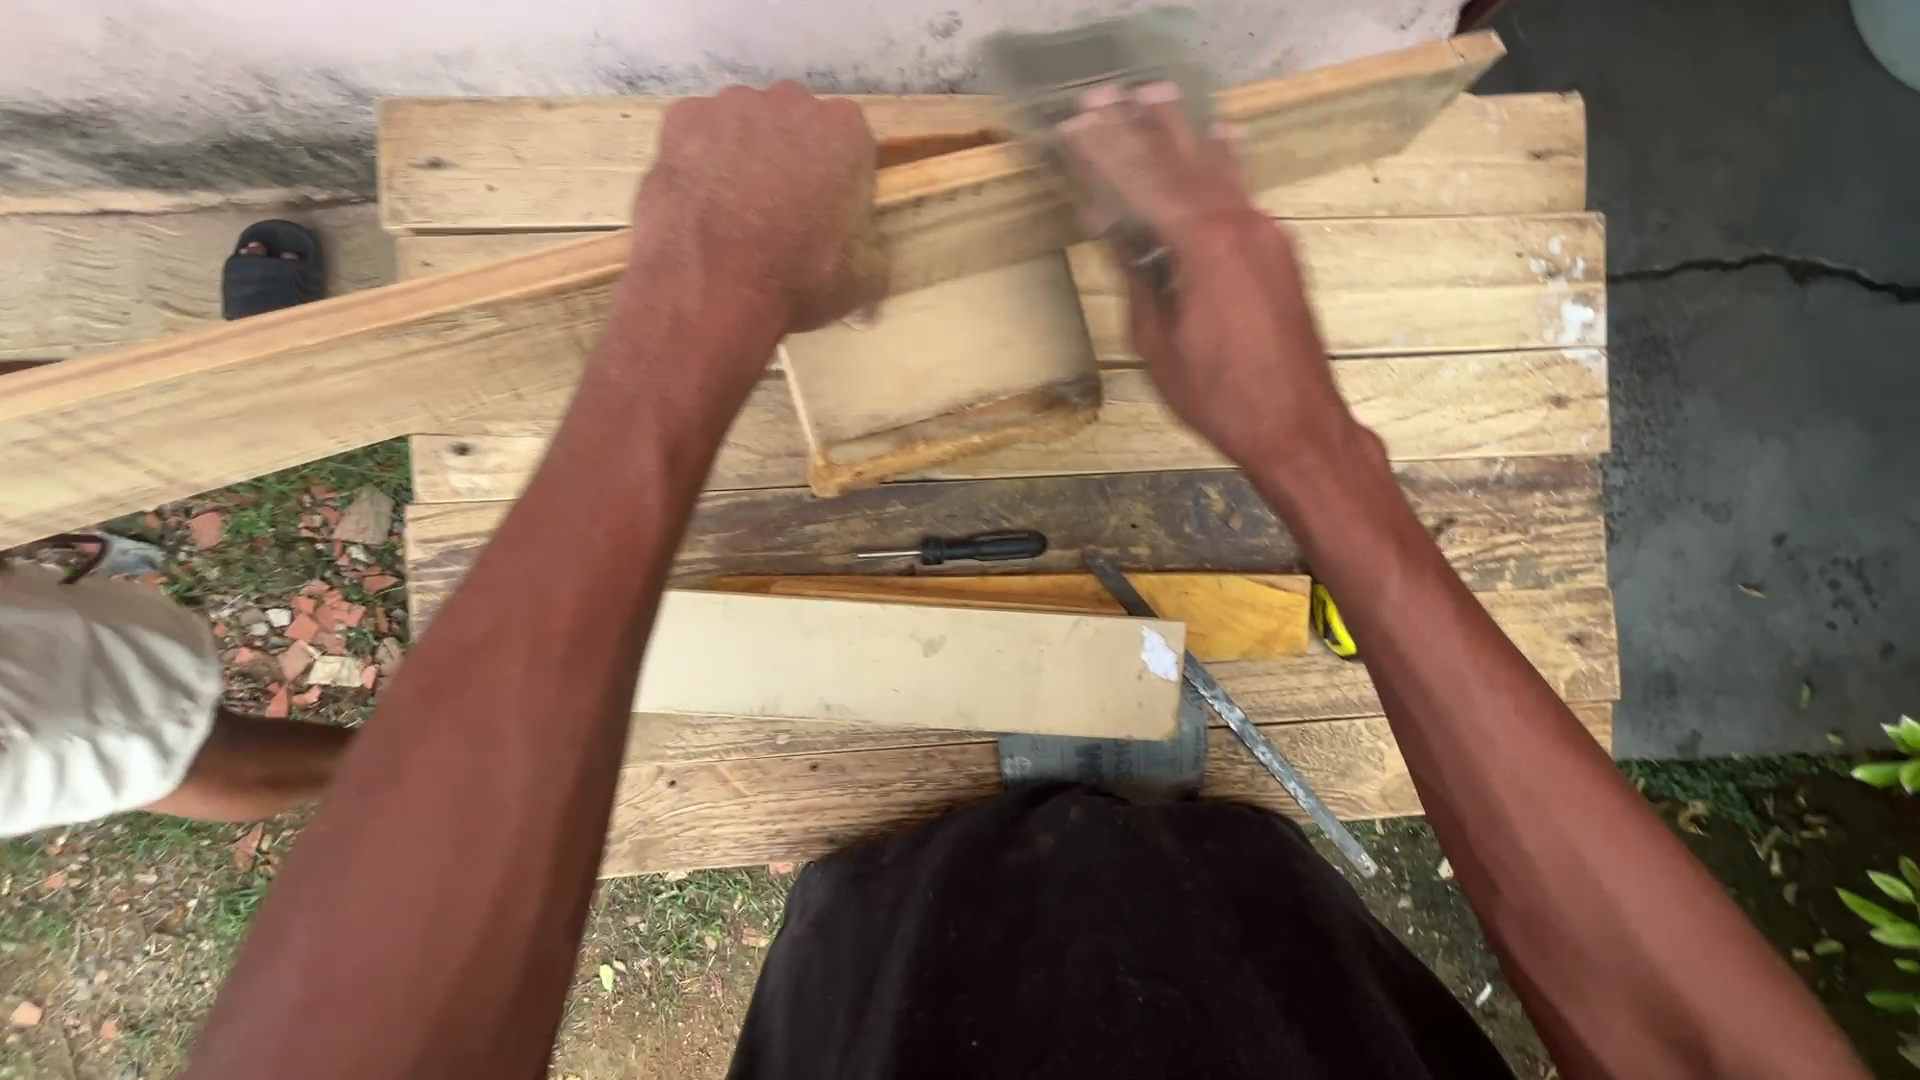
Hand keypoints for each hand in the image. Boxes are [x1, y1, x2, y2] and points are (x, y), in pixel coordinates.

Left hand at [628, 82, 887, 332]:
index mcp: (845, 133)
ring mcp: (731, 105)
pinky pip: (700, 133)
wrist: (715, 289)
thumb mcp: (859, 281)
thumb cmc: (798, 281)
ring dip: (746, 156)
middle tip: (783, 214)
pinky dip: (702, 159)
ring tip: (736, 212)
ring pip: (746, 125)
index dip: (841, 181)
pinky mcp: (681, 119)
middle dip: (793, 159)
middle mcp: (790, 102)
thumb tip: (867, 271)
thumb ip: (869, 257)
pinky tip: (702, 202)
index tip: (830, 215)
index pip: (852, 146)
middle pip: (797, 126)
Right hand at [1058, 83, 1354, 467]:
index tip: (1077, 123)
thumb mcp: (1157, 342)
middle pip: (1181, 163)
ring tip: (1160, 96)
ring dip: (1185, 133)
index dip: (1106, 153)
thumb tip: (1120, 235)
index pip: (1141, 184)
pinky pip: (1242, 193)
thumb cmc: (1217, 395)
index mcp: (1201, 246)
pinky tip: (1222, 139)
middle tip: (1110, 93)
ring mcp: (1266, 234)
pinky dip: (1223, 164)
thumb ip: (1141, 278)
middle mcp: (1239, 224)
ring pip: (1218, 170)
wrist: (1295, 422)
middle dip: (1142, 127)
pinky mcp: (1280, 251)